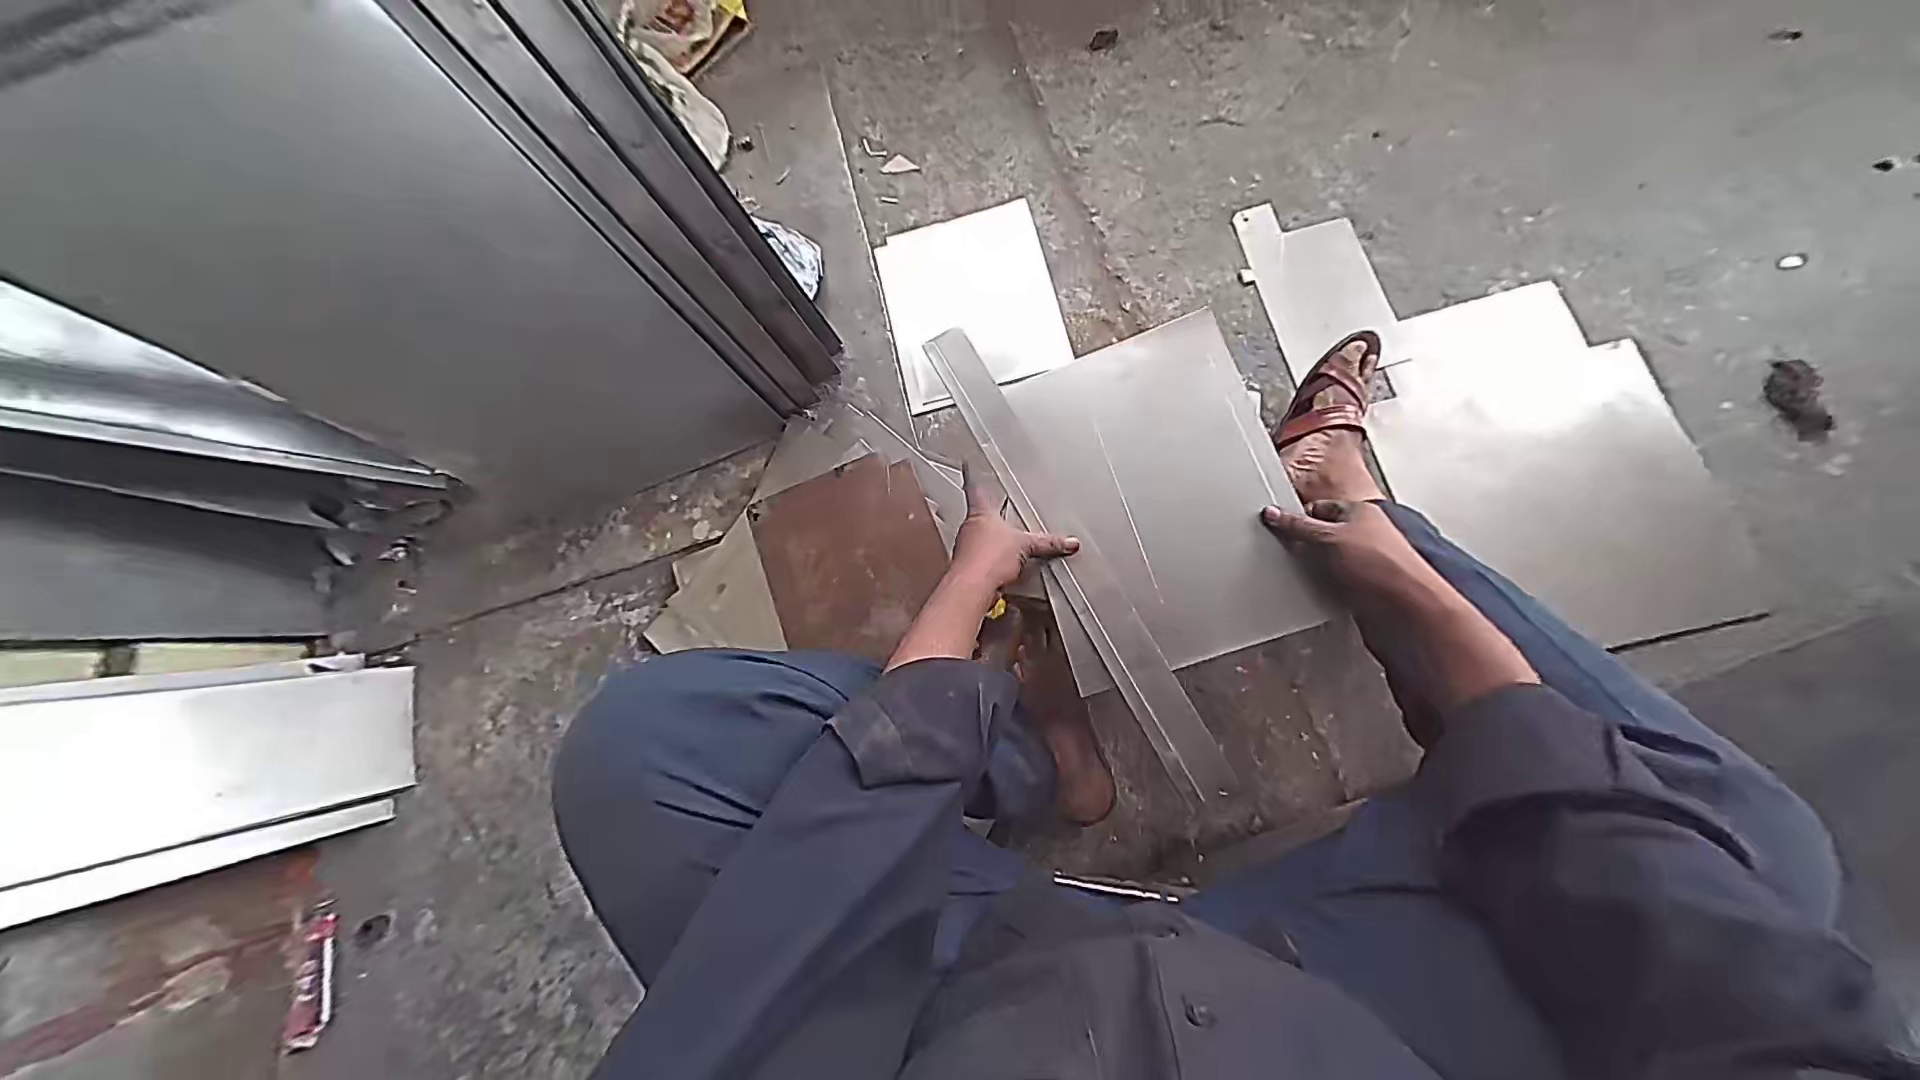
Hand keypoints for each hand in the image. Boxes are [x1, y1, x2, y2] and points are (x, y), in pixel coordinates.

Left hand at [950, 471, 1078, 589]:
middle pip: (979, 516)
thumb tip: (1069, 542)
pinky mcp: (969, 567)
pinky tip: (1002, 568)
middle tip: (999, 512)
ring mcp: (966, 548)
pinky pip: (982, 560)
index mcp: (981, 514)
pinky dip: (992, 562)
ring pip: (979, 539)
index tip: (967, 465)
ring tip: (1005, 544)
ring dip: (991, 541)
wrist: (971, 588)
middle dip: (990, 516)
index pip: (975, 489)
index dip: (972, 476)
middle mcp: (969, 528)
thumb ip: (1048, 543)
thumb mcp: (1026, 546)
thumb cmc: (987, 558)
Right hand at [1260, 499, 1442, 604]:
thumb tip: (1275, 514)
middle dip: (1303, 541)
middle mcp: (1364, 534)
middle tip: (1288, 547)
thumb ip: (1297, 525)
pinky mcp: (1360, 583)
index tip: (1276, 522)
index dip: (1297, 515)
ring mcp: (1363, 560)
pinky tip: (1316, 585)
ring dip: (1312, 564)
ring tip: (1304, 569)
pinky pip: (1330, 578)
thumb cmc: (1381, 566)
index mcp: (1361, 512)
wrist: (1405, 608)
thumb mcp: (1327, 537)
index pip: (1318, 507)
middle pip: (1320, 532)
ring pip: (1324, 557)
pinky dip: (1320, 582)